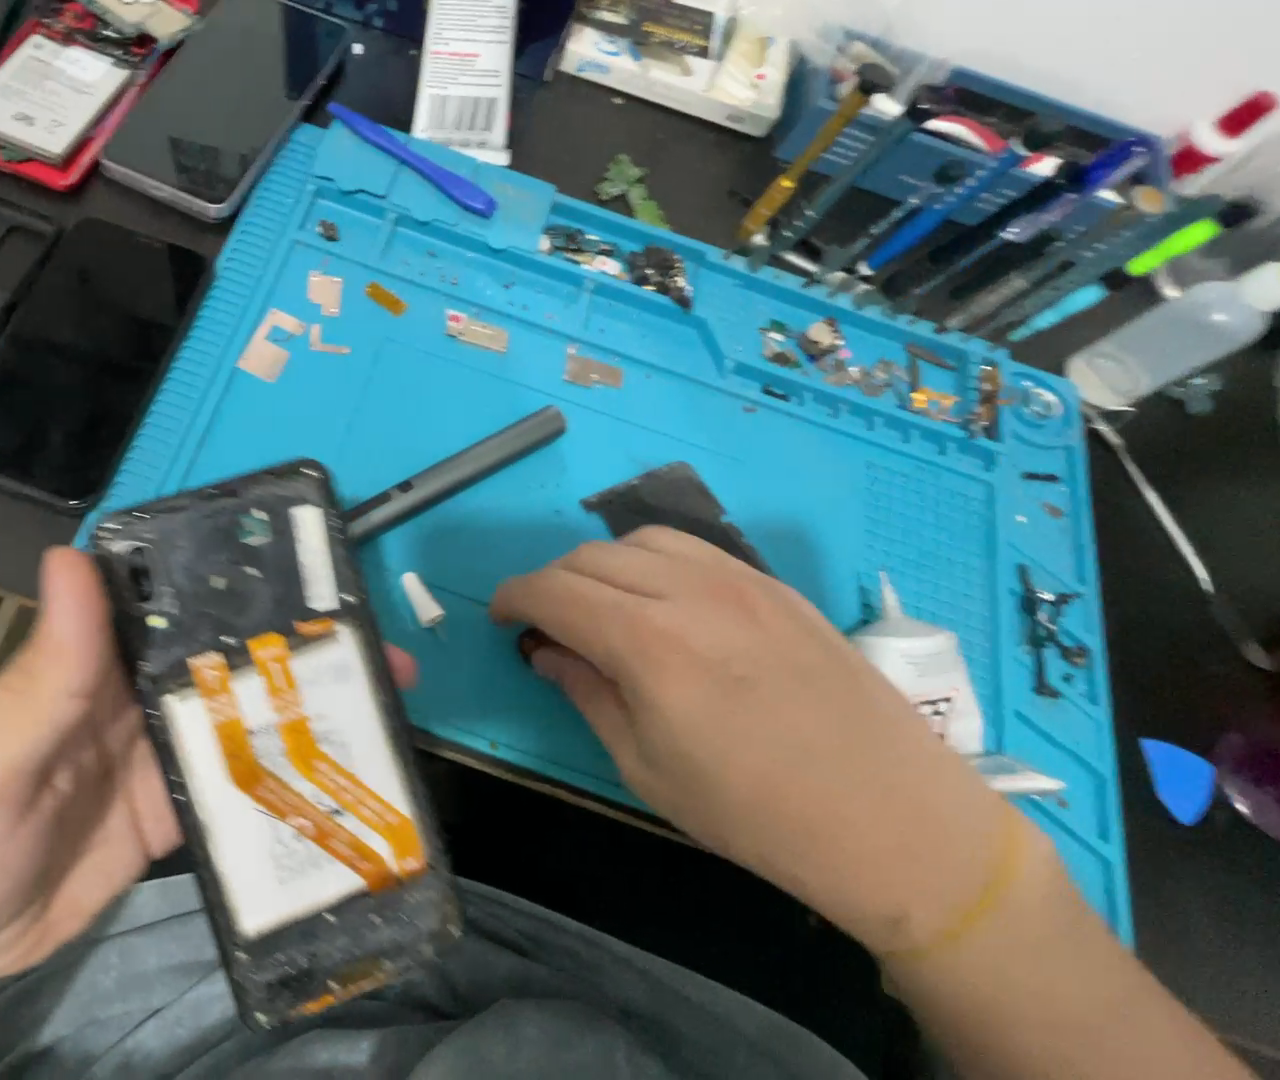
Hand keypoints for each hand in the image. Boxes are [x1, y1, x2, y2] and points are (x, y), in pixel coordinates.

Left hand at [0, 547, 419, 983]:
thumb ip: (41, 676)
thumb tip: (71, 559)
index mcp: (92, 661)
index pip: (167, 598)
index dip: (231, 574)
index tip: (304, 562)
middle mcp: (134, 694)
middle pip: (224, 655)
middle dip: (295, 642)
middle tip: (372, 638)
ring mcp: (160, 753)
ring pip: (244, 715)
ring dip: (305, 705)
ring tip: (380, 695)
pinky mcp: (176, 810)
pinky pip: (240, 785)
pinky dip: (287, 777)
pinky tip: (339, 771)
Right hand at [491, 527, 1024, 952]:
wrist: (889, 819)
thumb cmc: (752, 812)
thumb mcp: (644, 767)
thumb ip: (586, 694)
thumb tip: (546, 652)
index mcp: (647, 643)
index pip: (552, 591)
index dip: (512, 598)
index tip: (500, 619)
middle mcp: (689, 592)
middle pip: (588, 557)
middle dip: (549, 583)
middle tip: (544, 624)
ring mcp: (739, 581)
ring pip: (640, 540)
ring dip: (600, 564)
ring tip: (599, 606)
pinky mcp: (775, 587)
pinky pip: (693, 549)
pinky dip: (652, 562)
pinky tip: (659, 600)